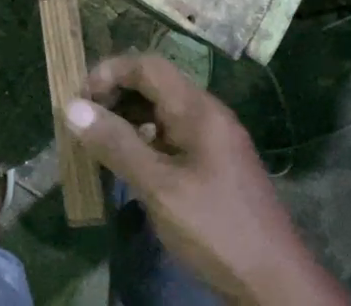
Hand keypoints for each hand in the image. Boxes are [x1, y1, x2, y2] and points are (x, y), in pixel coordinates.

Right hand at [64, 56, 350, 305]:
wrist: (278, 287)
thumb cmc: (215, 228)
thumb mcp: (159, 187)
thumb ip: (116, 144)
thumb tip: (72, 106)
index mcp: (198, 110)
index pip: (146, 66)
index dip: (108, 72)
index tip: (79, 100)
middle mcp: (208, 116)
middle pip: (154, 84)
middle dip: (115, 95)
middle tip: (84, 122)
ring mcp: (215, 141)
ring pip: (162, 111)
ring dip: (127, 119)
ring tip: (99, 144)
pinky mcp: (216, 166)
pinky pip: (173, 136)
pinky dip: (145, 140)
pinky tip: (130, 166)